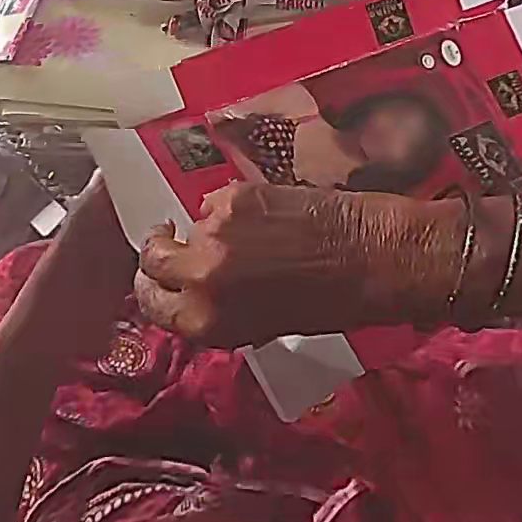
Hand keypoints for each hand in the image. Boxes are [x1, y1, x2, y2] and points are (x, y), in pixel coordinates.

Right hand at [133, 182, 464, 344]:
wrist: (371, 257)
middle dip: (161, 249)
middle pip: (152, 257)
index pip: (150, 303)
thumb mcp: (259, 326)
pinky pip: (216, 201)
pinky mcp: (236, 196)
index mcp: (205, 323)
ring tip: (246, 231)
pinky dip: (231, 207)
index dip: (151, 287)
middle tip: (174, 240)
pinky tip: (264, 213)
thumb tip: (193, 290)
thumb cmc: (328, 304)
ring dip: (207, 227)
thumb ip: (216, 310)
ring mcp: (215, 232)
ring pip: (190, 223)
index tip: (158, 274)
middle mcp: (200, 278)